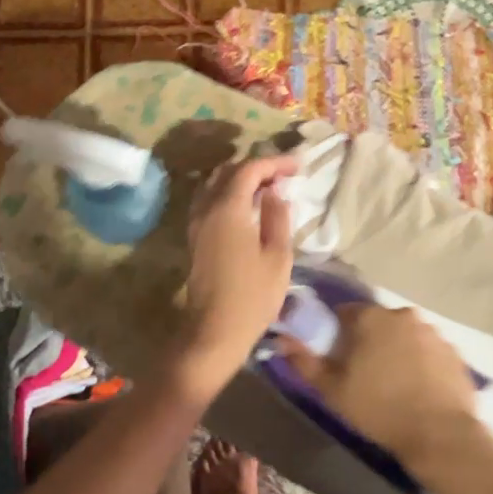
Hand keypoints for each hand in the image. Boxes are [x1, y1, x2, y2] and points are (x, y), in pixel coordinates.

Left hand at [171, 155, 300, 398]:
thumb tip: (275, 193)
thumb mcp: (278, 256)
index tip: (297, 166)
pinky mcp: (194, 237)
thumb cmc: (253, 296)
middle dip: (257, 167)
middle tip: (284, 175)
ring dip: (240, 179)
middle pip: (228, 171)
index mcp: (228, 209)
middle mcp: (206, 209)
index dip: (274, 162)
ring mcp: (196, 223)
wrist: (214, 330)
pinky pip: (209, 200)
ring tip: (268, 188)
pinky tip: (247, 206)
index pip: (249, 169)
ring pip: (215, 184)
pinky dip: (228, 193)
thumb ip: (278, 217)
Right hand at [282, 305, 485, 467]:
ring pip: (405, 335)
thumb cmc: (379, 409)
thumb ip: (305, 362)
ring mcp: (434, 332)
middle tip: (364, 374)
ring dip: (397, 350)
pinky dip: (422, 363)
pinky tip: (419, 389)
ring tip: (394, 385)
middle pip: (378, 322)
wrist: (440, 434)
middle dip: (370, 341)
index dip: (339, 334)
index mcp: (372, 317)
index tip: (339, 359)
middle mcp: (404, 315)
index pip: (346, 313)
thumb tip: (282, 340)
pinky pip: (429, 351)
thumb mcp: (332, 390)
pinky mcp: (454, 352)